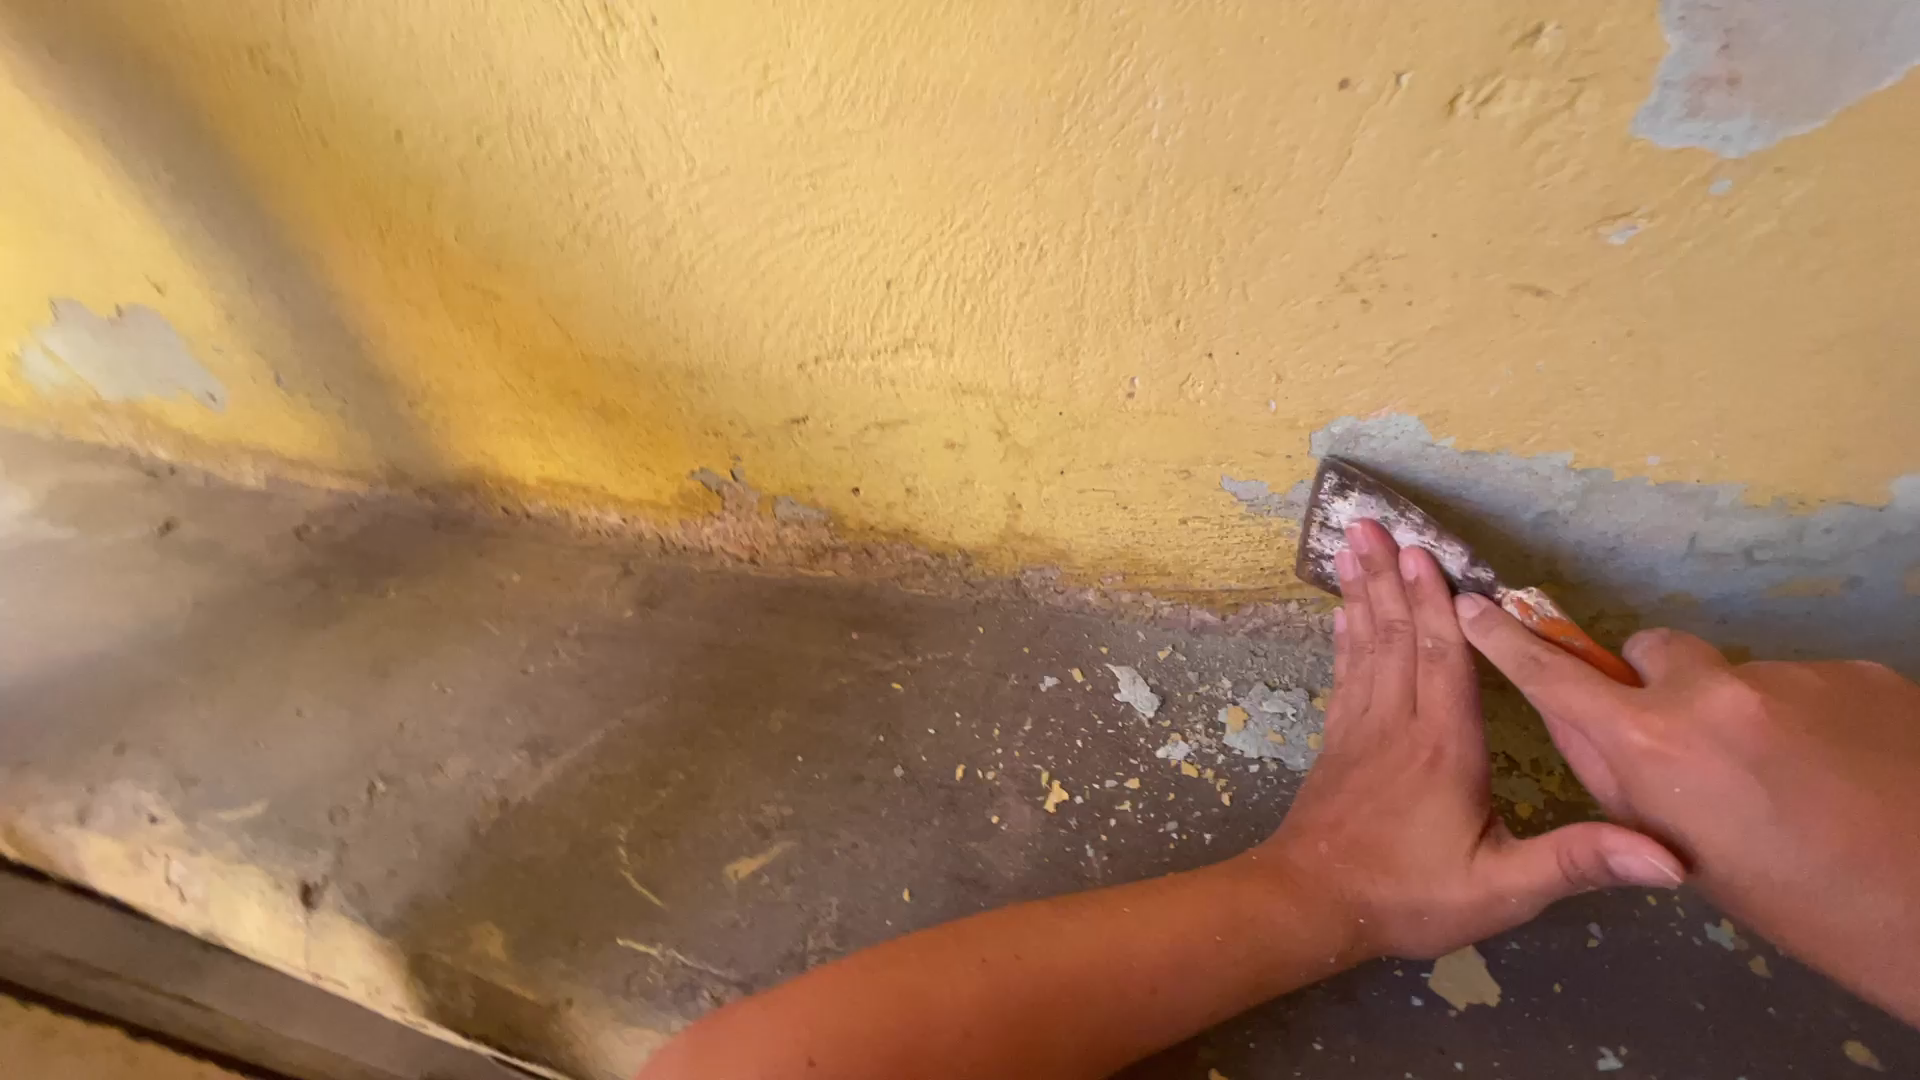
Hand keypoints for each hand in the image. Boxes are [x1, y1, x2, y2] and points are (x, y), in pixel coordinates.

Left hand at [1262, 520, 1683, 960]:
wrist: (1314, 900)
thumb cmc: (1409, 895)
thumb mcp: (1502, 890)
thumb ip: (1577, 862)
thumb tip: (1671, 854)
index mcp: (1443, 747)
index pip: (1443, 660)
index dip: (1437, 605)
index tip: (1421, 553)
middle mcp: (1396, 722)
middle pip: (1395, 637)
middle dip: (1385, 578)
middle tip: (1367, 524)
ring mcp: (1359, 727)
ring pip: (1363, 646)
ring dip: (1359, 594)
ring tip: (1348, 549)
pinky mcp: (1337, 740)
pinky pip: (1344, 674)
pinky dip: (1344, 638)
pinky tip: (1342, 614)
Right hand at [1456, 598, 1919, 1022]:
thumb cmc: (1781, 894)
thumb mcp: (1662, 834)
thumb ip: (1602, 761)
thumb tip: (1568, 706)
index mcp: (1650, 740)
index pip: (1550, 671)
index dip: (1505, 637)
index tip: (1475, 603)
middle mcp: (1713, 693)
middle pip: (1654, 651)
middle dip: (1659, 682)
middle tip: (1698, 740)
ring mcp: (1795, 676)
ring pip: (1734, 671)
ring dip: (1743, 707)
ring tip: (1796, 769)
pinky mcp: (1865, 673)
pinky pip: (1806, 680)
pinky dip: (1810, 714)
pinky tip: (1844, 763)